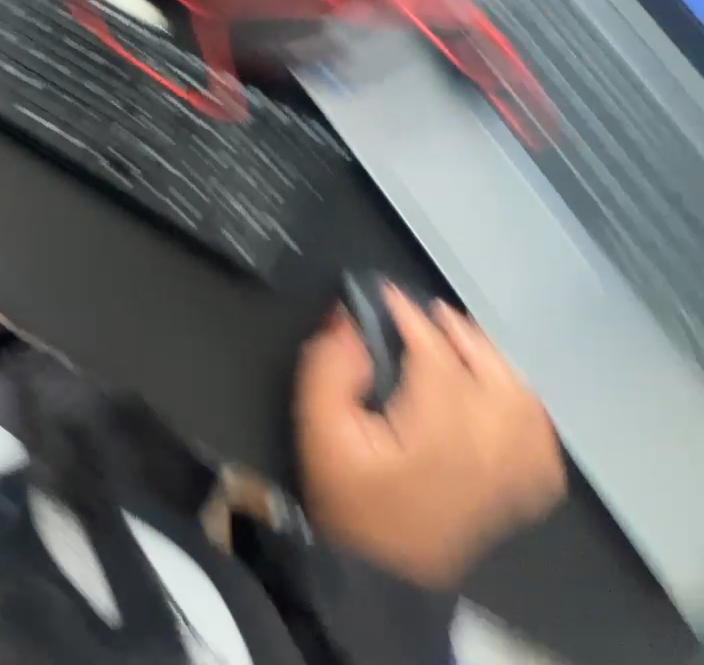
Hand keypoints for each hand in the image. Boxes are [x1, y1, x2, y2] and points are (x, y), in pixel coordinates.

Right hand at [295, 284, 566, 588]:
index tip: (386, 294)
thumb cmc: (344, 490)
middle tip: (426, 310)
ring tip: (461, 337)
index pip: (437, 360)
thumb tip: (346, 323)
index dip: (412, 320)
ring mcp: (514, 470)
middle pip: (490, 374)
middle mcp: (488, 449)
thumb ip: (329, 370)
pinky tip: (498, 389)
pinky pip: (539, 432)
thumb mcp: (317, 427)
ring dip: (493, 360)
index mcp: (436, 434)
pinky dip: (523, 401)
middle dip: (458, 333)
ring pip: (521, 398)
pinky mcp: (523, 485)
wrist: (383, 561)